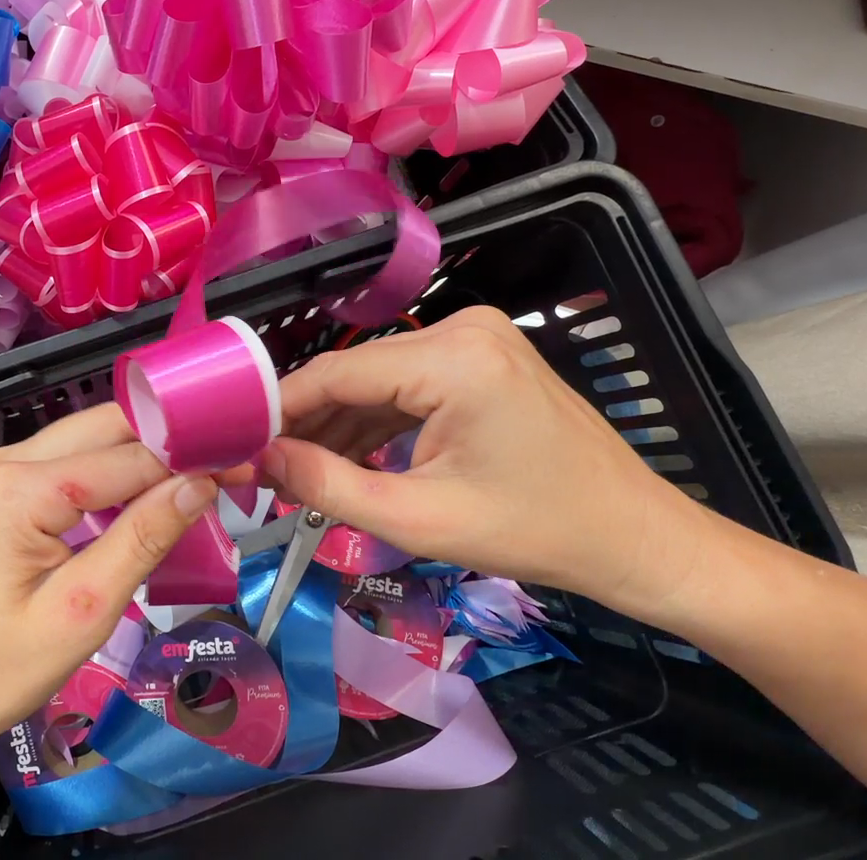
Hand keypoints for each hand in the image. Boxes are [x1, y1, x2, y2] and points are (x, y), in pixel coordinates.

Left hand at [0, 404, 218, 775]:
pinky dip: (106, 475)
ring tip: (193, 484)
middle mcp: (0, 461)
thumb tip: (200, 483)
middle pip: (102, 428)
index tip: (242, 464)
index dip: (189, 459)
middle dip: (166, 443)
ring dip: (138, 456)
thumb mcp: (81, 612)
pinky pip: (61, 464)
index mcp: (18, 488)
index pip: (126, 456)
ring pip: (83, 440)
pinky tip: (139, 500)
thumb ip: (142, 538)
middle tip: (223, 469)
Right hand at [256, 306, 711, 617]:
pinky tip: (342, 457)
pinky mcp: (478, 354)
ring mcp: (474, 336)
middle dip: (306, 424)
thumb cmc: (535, 533)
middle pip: (353, 373)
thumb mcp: (418, 519)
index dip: (277, 408)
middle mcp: (462, 327)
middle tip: (262, 469)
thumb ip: (324, 485)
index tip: (231, 440)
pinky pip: (405, 383)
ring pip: (375, 379)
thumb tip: (253, 460)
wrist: (635, 538)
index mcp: (454, 358)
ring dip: (336, 425)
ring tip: (295, 473)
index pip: (335, 372)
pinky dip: (372, 421)